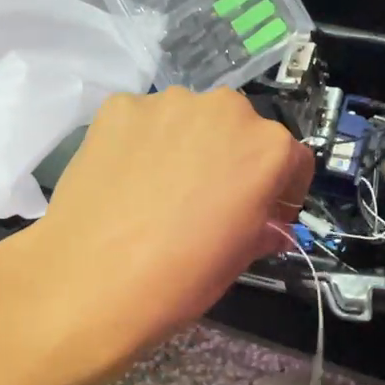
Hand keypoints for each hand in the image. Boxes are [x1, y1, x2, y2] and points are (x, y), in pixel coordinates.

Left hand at [0, 87, 310, 384]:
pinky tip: (129, 180)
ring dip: (189, 146)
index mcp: (268, 148)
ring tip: (163, 190)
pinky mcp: (120, 108)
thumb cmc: (181, 278)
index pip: (293, 159)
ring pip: (192, 121)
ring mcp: (168, 103)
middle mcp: (225, 110)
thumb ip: (262, 230)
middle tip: (211, 201)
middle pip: (241, 130)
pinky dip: (144, 143)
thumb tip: (270, 228)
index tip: (266, 214)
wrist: (90, 281)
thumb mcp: (238, 259)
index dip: (283, 191)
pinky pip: (145, 122)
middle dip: (234, 160)